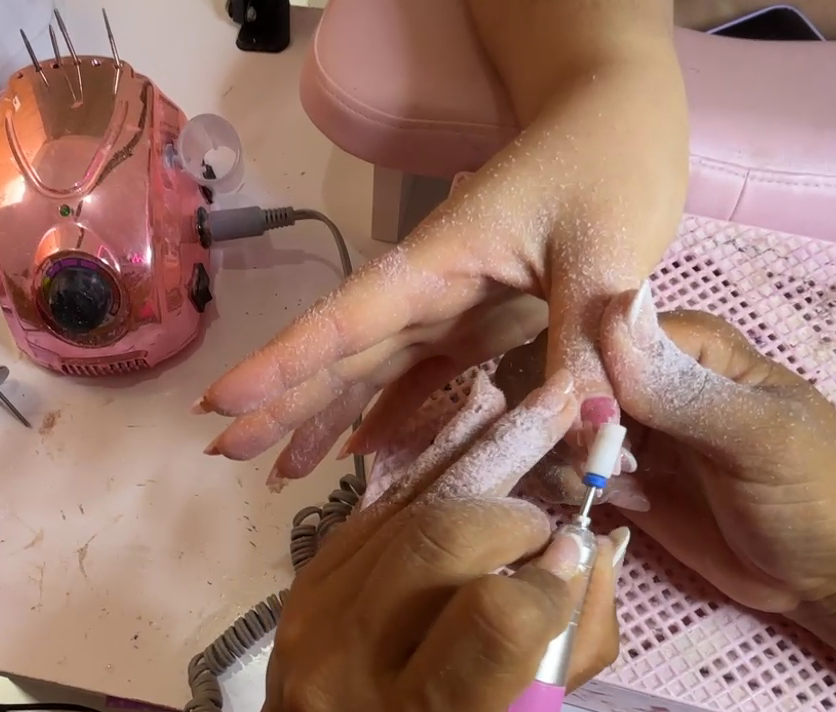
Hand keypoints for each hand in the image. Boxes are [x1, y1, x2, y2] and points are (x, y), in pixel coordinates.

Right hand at [197, 41, 687, 484]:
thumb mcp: (605, 253)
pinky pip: (415, 377)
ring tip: (277, 469)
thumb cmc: (606, 162)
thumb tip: (586, 440)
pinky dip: (387, 414)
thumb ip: (590, 347)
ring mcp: (443, 311)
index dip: (282, 365)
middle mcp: (423, 293)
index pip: (343, 320)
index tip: (222, 402)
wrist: (613, 117)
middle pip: (337, 355)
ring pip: (366, 372)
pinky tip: (357, 450)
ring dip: (320, 417)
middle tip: (223, 450)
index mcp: (435, 265)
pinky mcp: (468, 324)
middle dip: (279, 404)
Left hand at [243, 373, 627, 711]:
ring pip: (413, 509)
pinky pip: (386, 500)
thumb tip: (598, 552)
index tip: (572, 567)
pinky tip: (488, 425)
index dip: (548, 586)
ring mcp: (316, 606)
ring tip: (549, 412)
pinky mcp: (309, 569)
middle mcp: (347, 661)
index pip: (490, 625)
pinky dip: (445, 463)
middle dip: (514, 520)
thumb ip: (567, 653)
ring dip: (488, 461)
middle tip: (546, 528)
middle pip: (441, 545)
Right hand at [598, 289, 835, 616]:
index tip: (586, 416)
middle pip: (577, 380)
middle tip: (595, 464)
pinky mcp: (623, 483)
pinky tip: (598, 504)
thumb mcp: (758, 437)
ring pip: (566, 427)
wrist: (829, 579)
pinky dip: (567, 486)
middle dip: (570, 420)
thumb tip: (614, 316)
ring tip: (601, 488)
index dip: (585, 367)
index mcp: (694, 350)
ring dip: (566, 457)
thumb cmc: (816, 495)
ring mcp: (636, 436)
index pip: (611, 334)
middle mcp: (655, 385)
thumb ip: (682, 388)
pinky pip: (570, 472)